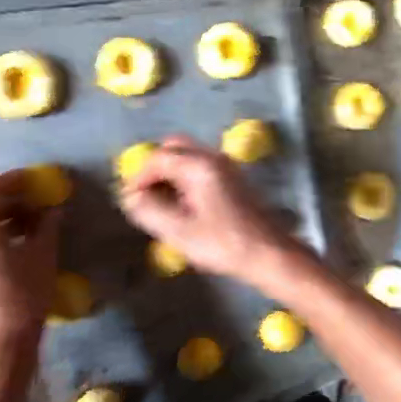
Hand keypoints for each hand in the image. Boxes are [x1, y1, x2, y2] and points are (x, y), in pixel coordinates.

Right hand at [118, 136, 299, 285]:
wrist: (269, 254)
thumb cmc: (224, 244)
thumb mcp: (180, 231)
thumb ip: (150, 211)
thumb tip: (131, 198)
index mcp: (200, 166)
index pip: (159, 157)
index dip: (140, 177)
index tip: (131, 199)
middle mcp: (214, 158)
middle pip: (175, 148)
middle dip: (155, 168)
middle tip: (145, 195)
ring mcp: (227, 167)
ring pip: (189, 157)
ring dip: (171, 173)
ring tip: (162, 204)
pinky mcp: (234, 180)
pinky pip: (202, 168)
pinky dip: (186, 179)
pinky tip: (184, 206)